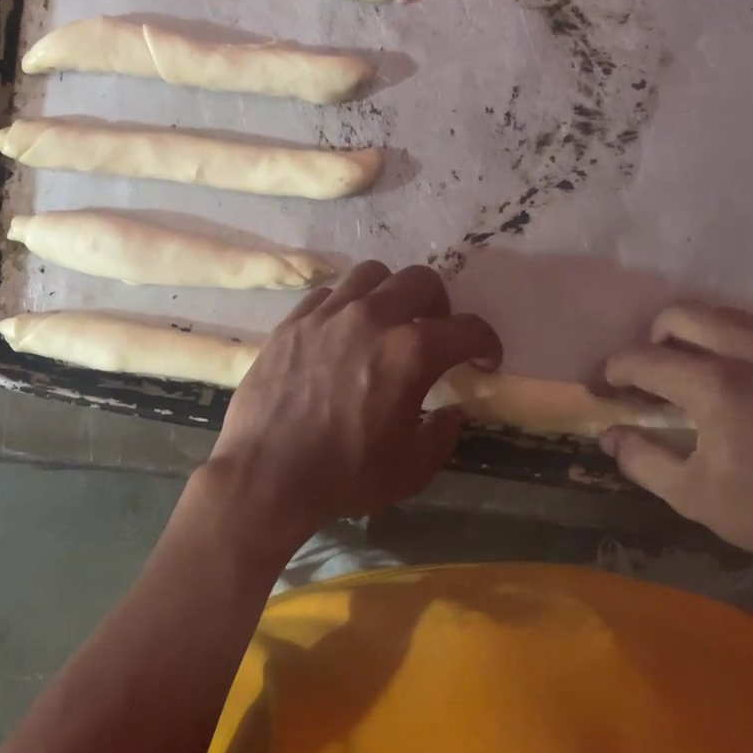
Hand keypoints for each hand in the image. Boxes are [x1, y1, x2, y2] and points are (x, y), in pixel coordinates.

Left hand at [201, 261, 502, 548]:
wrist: (266, 476)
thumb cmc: (344, 478)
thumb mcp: (411, 471)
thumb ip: (442, 435)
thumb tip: (451, 412)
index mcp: (411, 353)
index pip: (467, 330)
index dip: (486, 343)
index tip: (485, 361)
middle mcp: (372, 319)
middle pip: (421, 281)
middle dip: (440, 306)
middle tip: (435, 333)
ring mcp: (326, 316)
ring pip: (371, 274)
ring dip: (390, 294)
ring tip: (386, 323)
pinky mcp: (291, 324)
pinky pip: (328, 294)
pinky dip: (345, 306)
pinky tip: (341, 333)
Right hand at [599, 303, 752, 558]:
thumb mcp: (687, 493)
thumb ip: (640, 457)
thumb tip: (611, 435)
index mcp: (717, 389)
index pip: (647, 359)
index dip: (614, 369)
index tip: (603, 385)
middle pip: (687, 314)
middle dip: (653, 337)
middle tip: (645, 370)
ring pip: (729, 318)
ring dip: (696, 336)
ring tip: (686, 371)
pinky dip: (736, 351)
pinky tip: (735, 387)